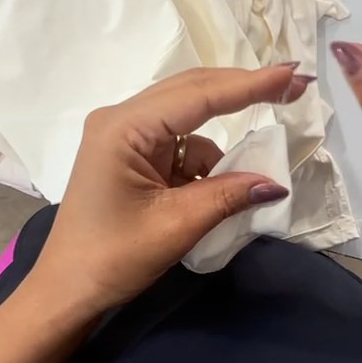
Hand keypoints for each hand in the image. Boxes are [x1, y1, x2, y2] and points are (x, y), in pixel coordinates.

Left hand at [26, 65, 311, 315]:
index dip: (250, 84)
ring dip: (219, 147)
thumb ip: (228, 196)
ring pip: (187, 121)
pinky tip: (208, 191)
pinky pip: (177, 144)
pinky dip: (202, 162)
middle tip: (294, 89)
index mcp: (124, 128)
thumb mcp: (177, 227)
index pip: (198, 95)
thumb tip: (275, 182)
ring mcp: (122, 136)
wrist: (68, 289)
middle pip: (192, 93)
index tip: (293, 74)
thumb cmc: (113, 258)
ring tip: (241, 179)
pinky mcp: (128, 155)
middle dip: (242, 94)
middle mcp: (120, 120)